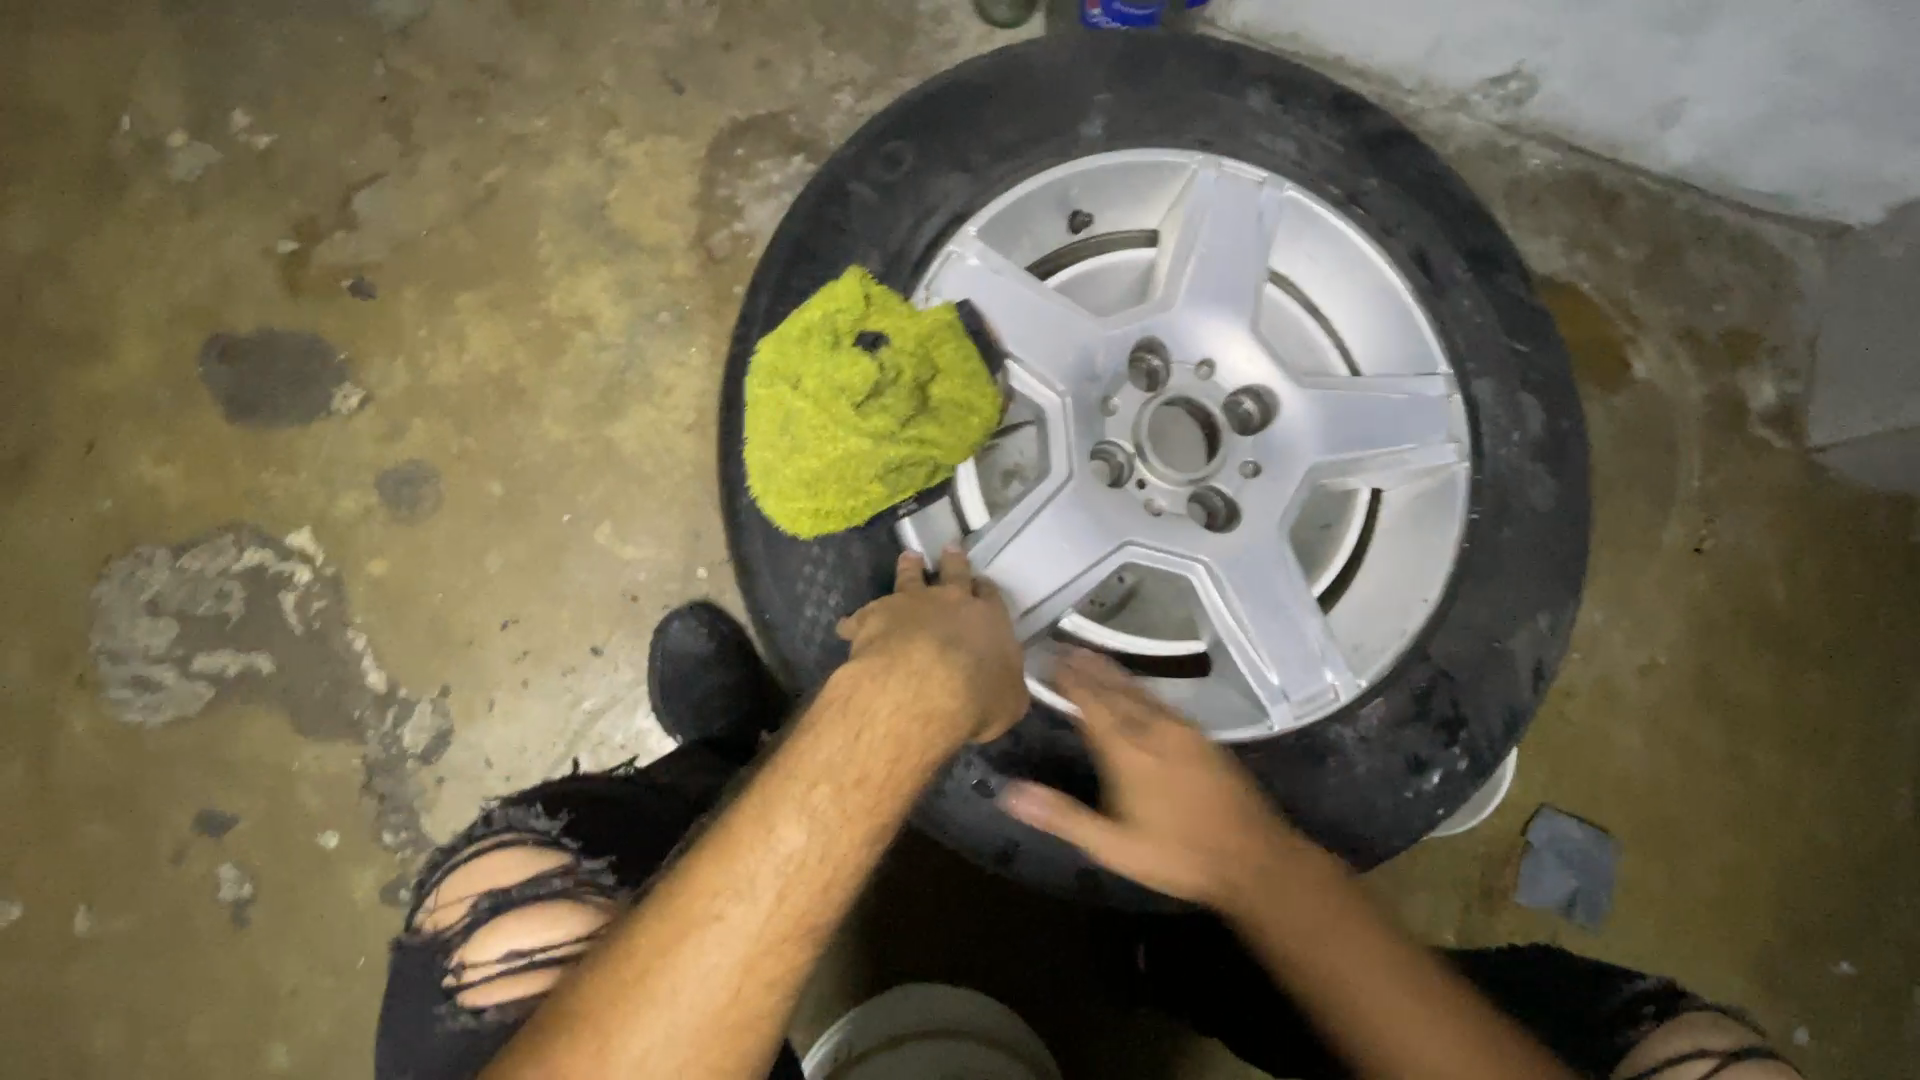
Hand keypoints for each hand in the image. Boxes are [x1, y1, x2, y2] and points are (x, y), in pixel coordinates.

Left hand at [835, 547, 1030, 743]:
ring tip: (908, 558)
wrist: (922, 687)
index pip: (989, 597)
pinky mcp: (874, 617)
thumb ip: (1006, 688)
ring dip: (908, 568)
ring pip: (909, 578)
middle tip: (950, 548)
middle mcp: (951, 602)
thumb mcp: (1008, 701)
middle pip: (953, 573)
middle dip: (953, 561)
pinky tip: (844, 626)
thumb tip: (1003, 687)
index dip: (984, 589)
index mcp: (989, 620)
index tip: (981, 584)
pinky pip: (860, 616)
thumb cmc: (976, 697)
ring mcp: (910, 604)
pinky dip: (853, 621)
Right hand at [999, 650, 1307, 910]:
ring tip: (1091, 655)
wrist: (1255, 858)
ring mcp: (1183, 730)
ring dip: (1112, 672)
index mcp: (1127, 750)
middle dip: (1087, 668)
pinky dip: (1140, 687)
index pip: (1090, 702)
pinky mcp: (1203, 738)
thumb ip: (1063, 815)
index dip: (1067, 679)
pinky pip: (1161, 700)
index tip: (1045, 659)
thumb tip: (1009, 793)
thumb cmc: (1178, 855)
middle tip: (1064, 647)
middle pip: (1114, 689)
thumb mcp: (1113, 845)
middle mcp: (1154, 729)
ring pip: (1140, 691)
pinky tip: (1138, 690)